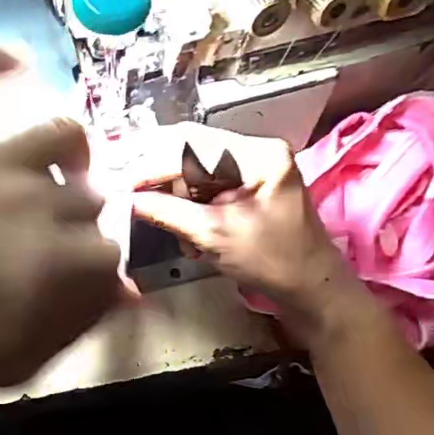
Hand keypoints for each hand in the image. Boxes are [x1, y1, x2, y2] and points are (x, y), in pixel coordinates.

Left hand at [0, 51, 125, 434]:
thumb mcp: (19, 359)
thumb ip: (77, 321)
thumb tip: (123, 293)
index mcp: (53, 255)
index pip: (109, 252)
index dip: (102, 275)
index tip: (89, 289)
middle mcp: (31, 197)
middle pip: (90, 196)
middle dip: (84, 228)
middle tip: (62, 251)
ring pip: (60, 135)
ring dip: (71, 159)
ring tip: (59, 179)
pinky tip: (16, 58)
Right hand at [129, 124, 376, 340]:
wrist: (310, 289)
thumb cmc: (273, 261)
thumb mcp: (215, 235)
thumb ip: (168, 213)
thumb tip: (127, 201)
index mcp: (257, 154)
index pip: (190, 145)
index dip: (151, 166)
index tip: (123, 187)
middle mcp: (253, 152)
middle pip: (188, 154)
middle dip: (161, 184)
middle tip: (134, 203)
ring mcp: (249, 170)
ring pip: (191, 174)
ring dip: (175, 204)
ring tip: (181, 238)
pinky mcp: (243, 189)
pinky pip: (202, 190)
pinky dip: (188, 213)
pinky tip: (191, 239)